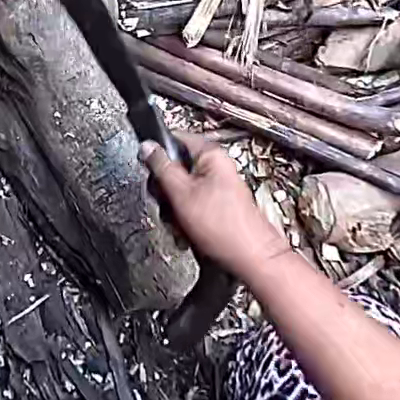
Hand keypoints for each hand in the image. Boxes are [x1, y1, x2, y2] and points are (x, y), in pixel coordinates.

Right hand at [141, 135, 287, 277]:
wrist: (252, 260)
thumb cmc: (226, 228)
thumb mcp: (180, 192)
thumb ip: (161, 166)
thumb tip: (147, 147)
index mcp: (211, 155)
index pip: (174, 139)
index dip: (157, 153)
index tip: (149, 167)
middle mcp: (217, 168)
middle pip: (176, 168)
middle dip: (166, 190)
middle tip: (168, 204)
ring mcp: (219, 187)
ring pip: (182, 190)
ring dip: (174, 209)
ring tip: (180, 224)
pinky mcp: (219, 206)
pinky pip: (192, 205)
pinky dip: (186, 219)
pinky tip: (187, 232)